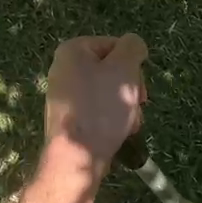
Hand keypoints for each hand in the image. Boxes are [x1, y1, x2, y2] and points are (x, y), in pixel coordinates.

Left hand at [42, 35, 147, 174]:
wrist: (77, 157)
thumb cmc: (101, 107)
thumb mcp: (124, 69)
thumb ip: (133, 47)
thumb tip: (133, 45)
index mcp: (72, 50)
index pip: (115, 46)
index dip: (133, 66)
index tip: (138, 88)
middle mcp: (63, 68)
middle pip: (112, 70)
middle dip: (129, 89)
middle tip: (136, 107)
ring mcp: (63, 95)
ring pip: (108, 93)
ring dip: (124, 107)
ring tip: (128, 125)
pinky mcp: (68, 118)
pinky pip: (97, 111)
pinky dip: (111, 120)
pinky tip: (117, 134)